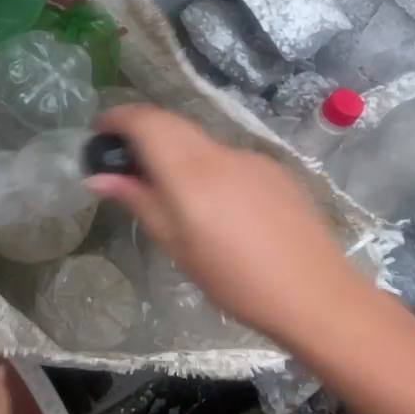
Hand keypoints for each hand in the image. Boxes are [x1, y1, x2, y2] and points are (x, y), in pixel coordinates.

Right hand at [83, 104, 370, 348]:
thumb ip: (137, 200)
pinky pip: (226, 156)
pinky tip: (214, 204)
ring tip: (166, 189)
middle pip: (170, 123)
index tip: (98, 132)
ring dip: (173, 150)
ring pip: (198, 140)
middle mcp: (217, 152)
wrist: (317, 295)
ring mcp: (249, 158)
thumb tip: (97, 177)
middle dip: (141, 131)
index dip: (117, 118)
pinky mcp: (273, 170)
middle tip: (122, 160)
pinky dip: (204, 165)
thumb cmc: (234, 278)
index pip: (144, 121)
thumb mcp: (175, 244)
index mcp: (189, 169)